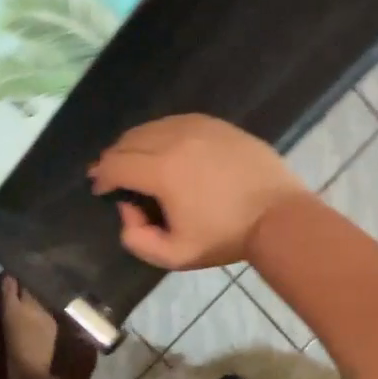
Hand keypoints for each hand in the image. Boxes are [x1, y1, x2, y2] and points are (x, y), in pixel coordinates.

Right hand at [88, 114, 308, 269]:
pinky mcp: (217, 125)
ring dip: (135, 144)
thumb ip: (137, 239)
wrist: (278, 217)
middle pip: (129, 141)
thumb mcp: (174, 256)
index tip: (99, 189)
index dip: (101, 177)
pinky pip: (176, 122)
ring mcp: (198, 127)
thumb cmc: (224, 238)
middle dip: (113, 158)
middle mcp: (175, 139)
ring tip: (133, 161)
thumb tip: (127, 211)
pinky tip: (163, 149)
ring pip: (151, 127)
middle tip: (110, 175)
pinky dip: (160, 133)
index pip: (116, 165)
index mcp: (162, 170)